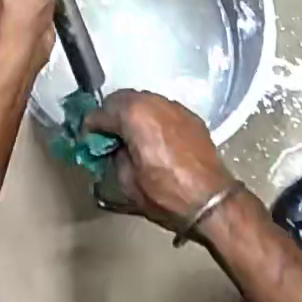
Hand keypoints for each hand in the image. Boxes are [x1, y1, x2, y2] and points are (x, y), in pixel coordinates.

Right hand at [85, 90, 232, 230]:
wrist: (214, 203)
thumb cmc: (168, 194)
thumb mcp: (129, 182)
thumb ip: (115, 157)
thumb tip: (114, 149)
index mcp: (132, 115)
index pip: (100, 113)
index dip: (90, 126)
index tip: (87, 137)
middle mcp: (151, 102)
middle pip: (120, 99)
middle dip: (110, 114)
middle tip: (108, 134)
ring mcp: (172, 106)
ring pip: (142, 100)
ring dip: (132, 113)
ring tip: (132, 134)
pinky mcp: (189, 115)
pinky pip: (162, 109)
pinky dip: (153, 118)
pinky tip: (155, 137)